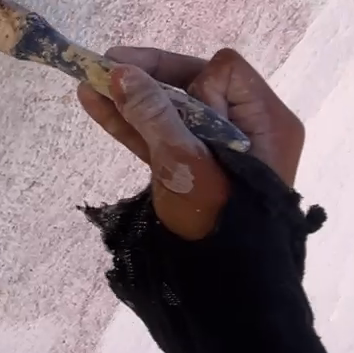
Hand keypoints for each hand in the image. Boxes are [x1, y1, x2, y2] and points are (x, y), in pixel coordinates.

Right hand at [77, 47, 303, 240]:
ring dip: (130, 97)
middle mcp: (243, 128)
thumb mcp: (183, 161)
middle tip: (106, 65)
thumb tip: (120, 71)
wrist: (222, 288)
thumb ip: (153, 114)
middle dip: (148, 76)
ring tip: (89, 81)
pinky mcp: (188, 167)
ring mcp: (214, 148)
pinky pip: (157, 134)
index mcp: (264, 121)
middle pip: (192, 85)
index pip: (224, 72)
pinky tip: (92, 103)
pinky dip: (128, 122)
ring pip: (168, 110)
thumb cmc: (216, 218)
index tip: (153, 92)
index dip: (186, 76)